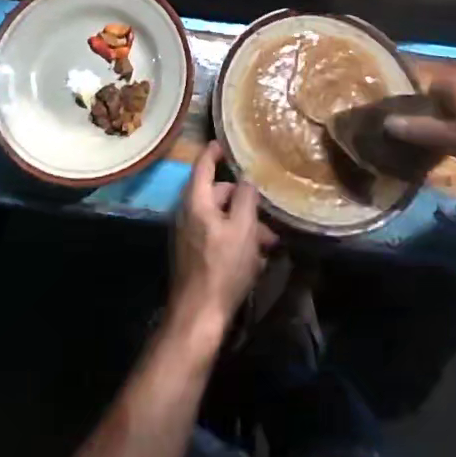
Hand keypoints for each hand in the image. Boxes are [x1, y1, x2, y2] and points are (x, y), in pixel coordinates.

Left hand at [169, 141, 277, 335]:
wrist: (199, 313)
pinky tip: (255, 259)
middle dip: (243, 201)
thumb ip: (246, 199)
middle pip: (217, 194)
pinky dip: (235, 239)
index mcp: (196, 201)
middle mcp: (187, 212)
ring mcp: (188, 234)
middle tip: (267, 214)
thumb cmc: (223, 267)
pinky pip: (216, 235)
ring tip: (269, 243)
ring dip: (244, 225)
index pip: (203, 165)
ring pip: (220, 218)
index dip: (214, 152)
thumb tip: (247, 179)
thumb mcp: (244, 230)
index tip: (224, 143)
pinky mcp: (193, 254)